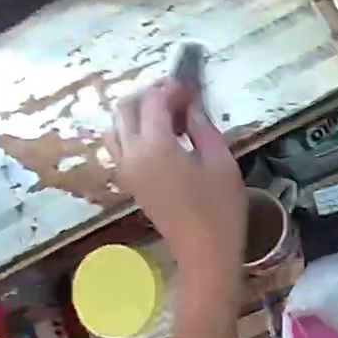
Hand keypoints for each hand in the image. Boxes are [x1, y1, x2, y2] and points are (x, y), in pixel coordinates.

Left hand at [114, 80, 244, 292]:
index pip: (154, 101)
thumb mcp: (221, 162)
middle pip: (126, 108)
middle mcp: (131, 154)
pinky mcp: (130, 183)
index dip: (172, 87)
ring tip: (169, 117)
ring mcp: (126, 170)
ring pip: (117, 127)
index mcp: (154, 146)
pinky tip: (161, 139)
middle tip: (180, 97)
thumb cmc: (220, 208)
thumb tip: (192, 105)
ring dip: (138, 114)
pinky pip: (120, 146)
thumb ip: (203, 127)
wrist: (205, 253)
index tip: (193, 85)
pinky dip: (134, 133)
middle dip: (150, 95)